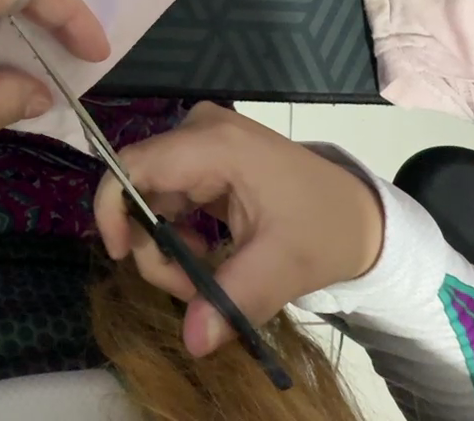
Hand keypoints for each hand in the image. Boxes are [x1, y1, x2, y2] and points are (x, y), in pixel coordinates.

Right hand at [94, 103, 383, 356]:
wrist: (361, 212)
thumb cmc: (327, 227)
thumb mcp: (286, 265)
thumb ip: (234, 298)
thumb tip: (191, 342)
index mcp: (215, 144)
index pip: (135, 163)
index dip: (113, 207)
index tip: (119, 255)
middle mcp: (197, 131)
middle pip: (141, 185)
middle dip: (153, 244)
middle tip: (188, 289)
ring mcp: (199, 141)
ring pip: (151, 194)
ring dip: (166, 243)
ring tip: (202, 278)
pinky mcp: (201, 157)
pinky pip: (167, 195)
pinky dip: (177, 232)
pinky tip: (205, 254)